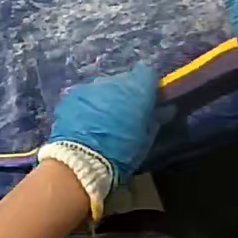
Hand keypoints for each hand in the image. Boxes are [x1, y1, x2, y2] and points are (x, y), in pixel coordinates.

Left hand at [41, 64, 160, 216]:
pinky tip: (85, 123)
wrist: (78, 163)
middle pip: (125, 80)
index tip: (148, 100)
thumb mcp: (145, 139)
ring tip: (103, 121)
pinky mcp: (72, 96)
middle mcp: (115, 81)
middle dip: (126, 94)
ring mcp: (91, 87)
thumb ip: (155, 119)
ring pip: (104, 87)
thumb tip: (166, 109)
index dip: (148, 86)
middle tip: (125, 114)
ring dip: (107, 99)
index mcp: (137, 89)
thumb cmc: (120, 153)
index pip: (148, 74)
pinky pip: (86, 96)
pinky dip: (89, 106)